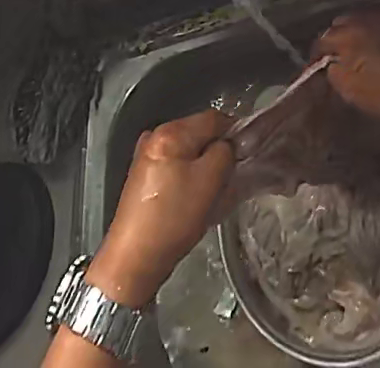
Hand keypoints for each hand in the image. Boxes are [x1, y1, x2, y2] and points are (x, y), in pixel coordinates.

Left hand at [87, 109, 233, 306]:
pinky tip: (193, 198)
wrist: (133, 260)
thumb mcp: (209, 182)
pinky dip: (190, 175)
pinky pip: (177, 164)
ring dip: (205, 165)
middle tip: (230, 177)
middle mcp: (155, 135)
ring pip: (190, 150)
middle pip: (200, 132)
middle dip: (218, 151)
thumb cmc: (173, 219)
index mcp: (170, 132)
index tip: (246, 156)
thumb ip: (225, 152)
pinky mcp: (145, 174)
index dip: (235, 133)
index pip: (214, 117)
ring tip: (213, 191)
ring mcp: (147, 154)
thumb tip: (230, 143)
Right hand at [314, 12, 379, 128]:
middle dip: (332, 42)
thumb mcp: (351, 89)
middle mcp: (363, 20)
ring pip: (355, 24)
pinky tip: (369, 54)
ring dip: (349, 37)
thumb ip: (332, 73)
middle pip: (337, 26)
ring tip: (350, 59)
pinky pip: (371, 27)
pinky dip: (365, 36)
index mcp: (348, 33)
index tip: (314, 73)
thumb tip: (328, 64)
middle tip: (332, 64)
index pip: (321, 42)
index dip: (315, 58)